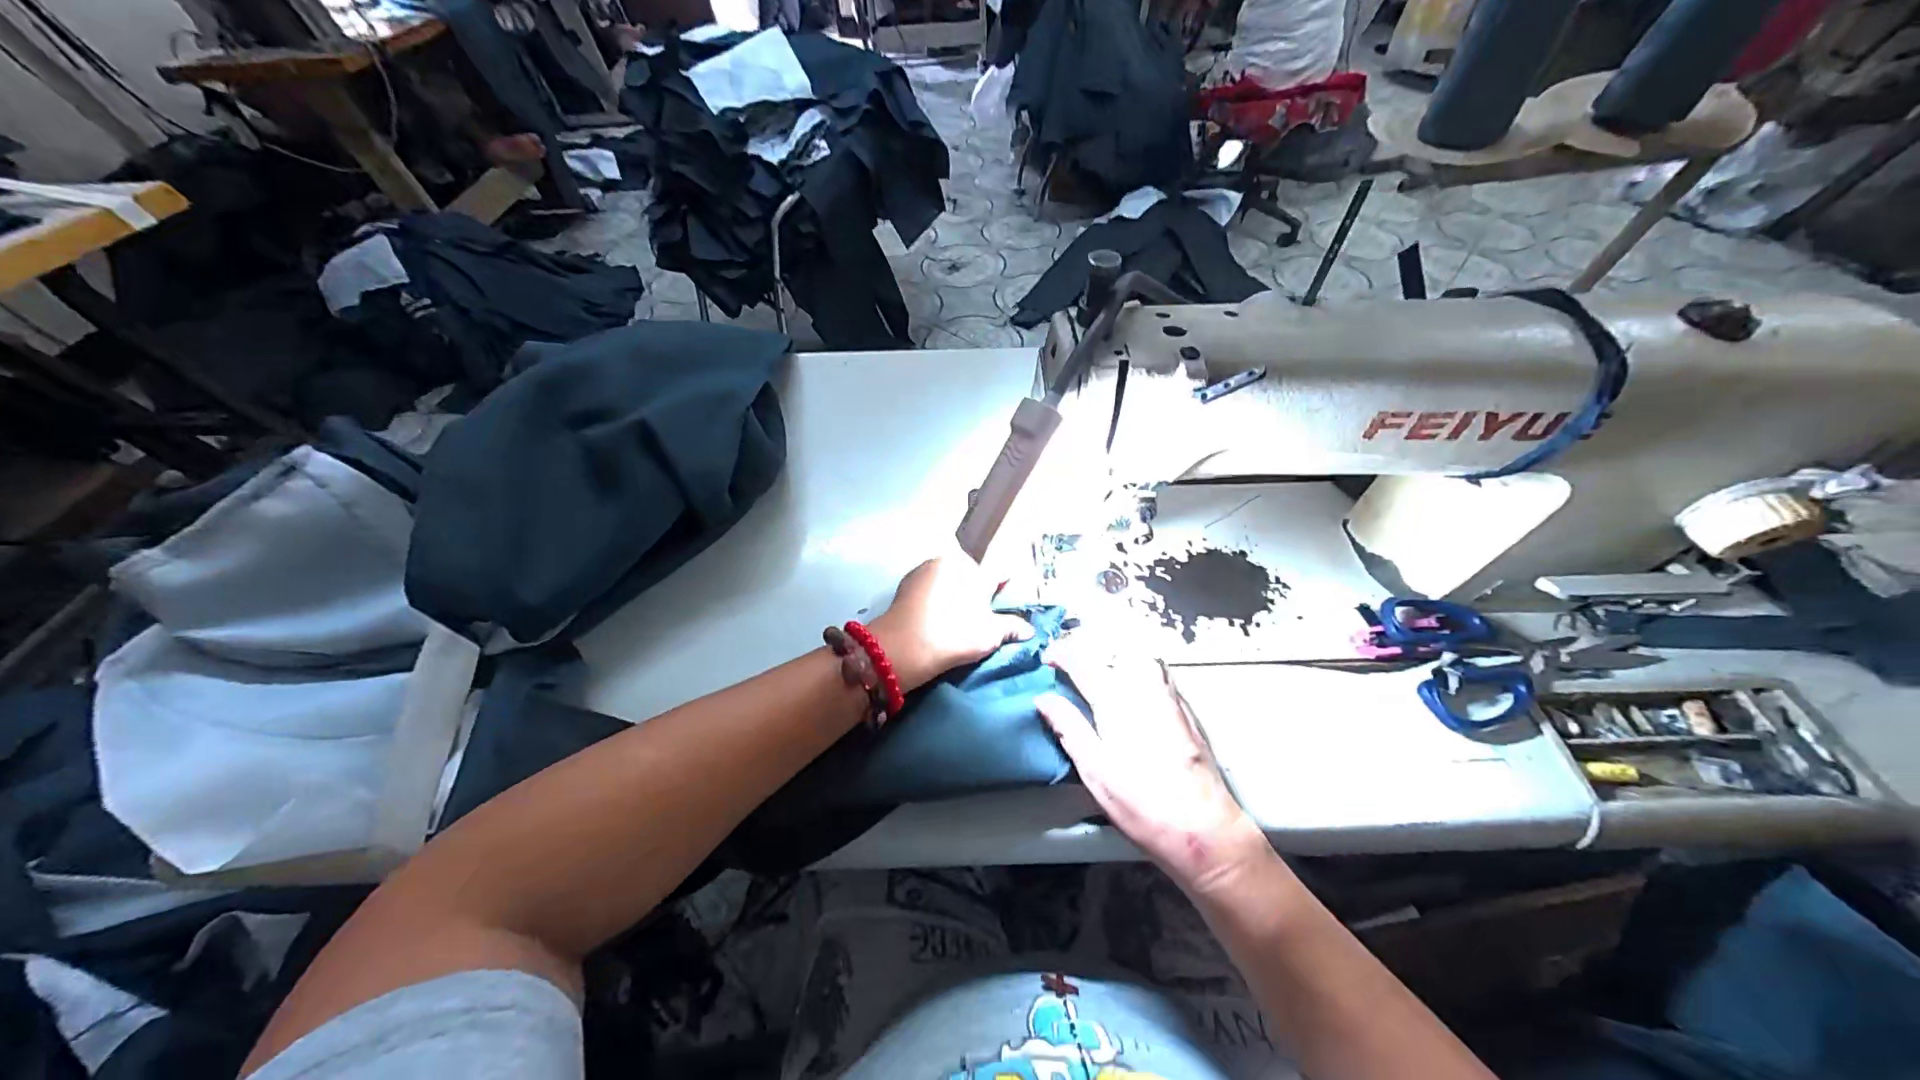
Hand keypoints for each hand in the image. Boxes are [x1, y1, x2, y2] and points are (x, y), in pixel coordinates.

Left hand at [868, 556, 1034, 692]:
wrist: (903, 648)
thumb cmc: (954, 636)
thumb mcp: (989, 635)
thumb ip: (1011, 627)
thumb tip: (1029, 629)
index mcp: (972, 569)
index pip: (995, 575)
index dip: (1001, 587)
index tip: (1003, 597)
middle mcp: (948, 561)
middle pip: (969, 575)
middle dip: (973, 590)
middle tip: (976, 616)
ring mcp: (923, 571)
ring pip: (946, 580)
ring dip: (951, 594)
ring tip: (953, 619)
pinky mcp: (905, 586)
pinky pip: (927, 589)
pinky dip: (932, 600)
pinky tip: (933, 619)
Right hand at [1038, 635, 1269, 892]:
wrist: (1206, 831)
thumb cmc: (1144, 807)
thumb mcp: (1095, 772)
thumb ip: (1069, 728)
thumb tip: (1044, 699)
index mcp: (1118, 704)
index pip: (1084, 663)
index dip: (1062, 653)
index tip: (1048, 658)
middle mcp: (1146, 693)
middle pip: (1117, 654)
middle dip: (1092, 654)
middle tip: (1074, 667)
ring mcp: (1172, 701)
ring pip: (1144, 662)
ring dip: (1120, 661)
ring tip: (1104, 678)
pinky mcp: (1189, 715)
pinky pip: (1162, 678)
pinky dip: (1143, 675)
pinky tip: (1138, 696)